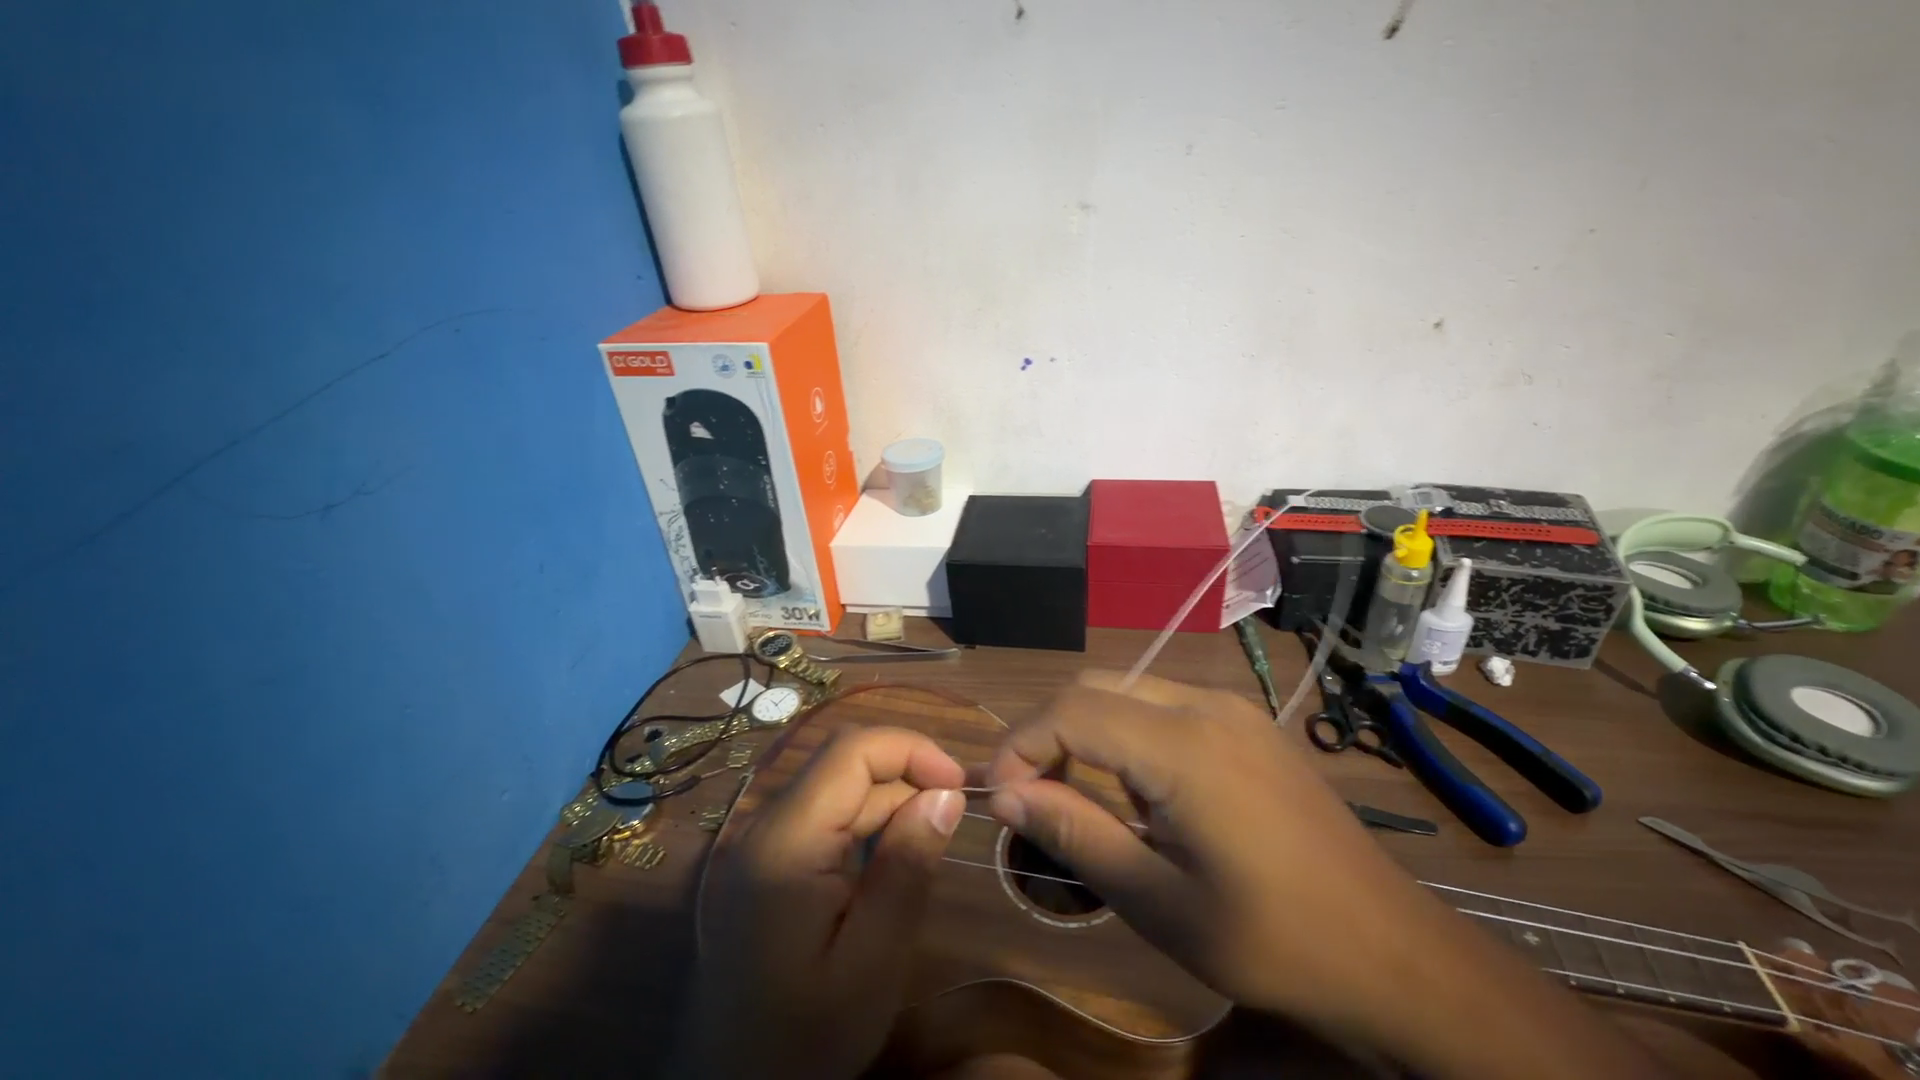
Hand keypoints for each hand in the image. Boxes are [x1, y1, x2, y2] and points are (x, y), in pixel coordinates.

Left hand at [675, 727, 966, 1079]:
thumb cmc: (807, 1033)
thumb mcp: (873, 958)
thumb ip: (906, 867)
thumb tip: (944, 793)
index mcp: (786, 841)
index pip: (850, 751)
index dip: (911, 750)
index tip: (959, 785)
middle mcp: (763, 828)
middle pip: (841, 767)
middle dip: (905, 775)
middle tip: (957, 816)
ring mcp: (757, 848)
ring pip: (832, 793)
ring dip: (887, 802)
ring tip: (931, 842)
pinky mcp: (762, 868)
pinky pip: (819, 825)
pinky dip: (862, 829)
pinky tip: (890, 864)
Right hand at [983, 671, 1437, 1031]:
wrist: (1391, 954)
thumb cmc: (1268, 939)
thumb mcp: (1156, 900)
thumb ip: (1076, 833)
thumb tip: (1006, 793)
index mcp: (1183, 745)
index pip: (1070, 709)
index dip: (1021, 744)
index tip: (1001, 798)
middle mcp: (1209, 707)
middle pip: (1098, 686)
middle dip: (1049, 732)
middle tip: (1030, 797)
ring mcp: (1239, 713)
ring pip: (1134, 691)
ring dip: (1090, 732)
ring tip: (1077, 799)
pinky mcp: (1255, 730)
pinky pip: (1172, 709)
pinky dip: (1131, 736)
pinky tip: (1140, 795)